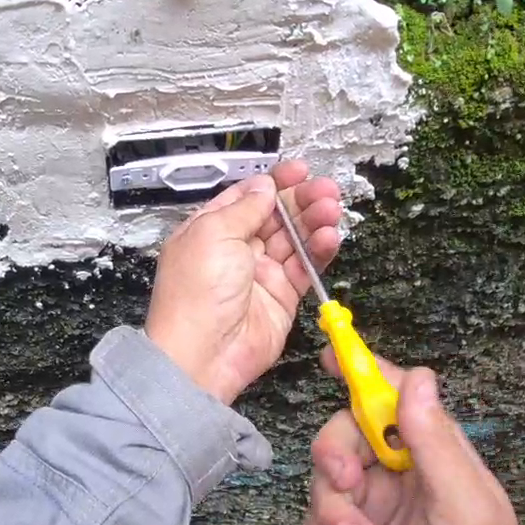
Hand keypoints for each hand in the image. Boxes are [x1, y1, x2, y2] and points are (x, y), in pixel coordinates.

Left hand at [144, 160, 341, 405]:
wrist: (202, 353)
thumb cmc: (194, 295)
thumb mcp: (213, 233)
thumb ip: (244, 207)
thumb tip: (263, 186)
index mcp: (209, 230)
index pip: (246, 197)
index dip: (273, 182)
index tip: (298, 171)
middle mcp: (233, 250)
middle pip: (275, 216)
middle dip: (300, 199)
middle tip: (323, 189)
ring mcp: (258, 274)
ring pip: (294, 239)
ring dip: (314, 221)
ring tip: (330, 209)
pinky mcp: (281, 298)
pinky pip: (306, 268)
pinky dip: (319, 251)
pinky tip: (328, 236)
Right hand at [307, 353, 524, 524]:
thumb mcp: (460, 506)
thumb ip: (434, 441)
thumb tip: (418, 377)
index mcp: (433, 454)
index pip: (396, 396)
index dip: (364, 372)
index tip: (329, 356)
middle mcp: (399, 473)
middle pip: (343, 436)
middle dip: (335, 459)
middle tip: (347, 488)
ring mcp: (373, 507)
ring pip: (324, 483)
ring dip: (333, 516)